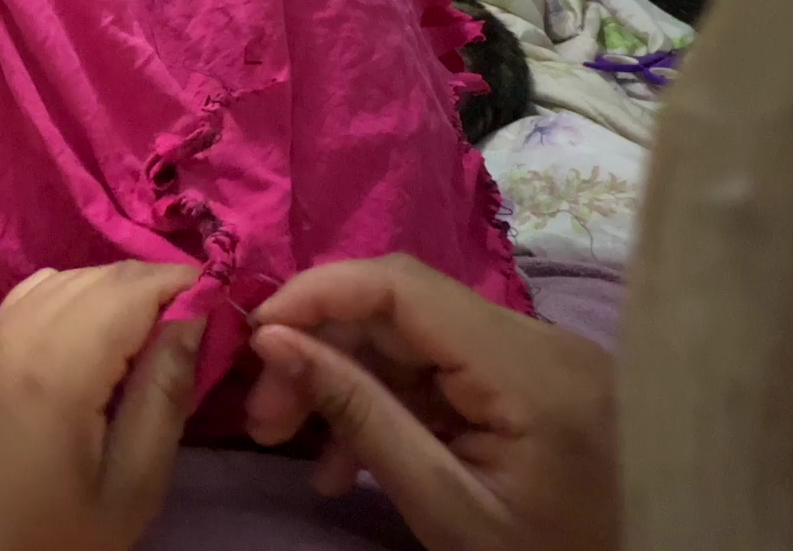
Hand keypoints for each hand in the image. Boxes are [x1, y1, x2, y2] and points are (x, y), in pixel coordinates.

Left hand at [0, 261, 205, 550]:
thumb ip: (165, 392)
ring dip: (121, 287)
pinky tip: (99, 327)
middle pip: (104, 275)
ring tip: (155, 328)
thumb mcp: (132, 482)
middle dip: (158, 285)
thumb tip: (195, 319)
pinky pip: (43, 285)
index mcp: (59, 364)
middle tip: (199, 322)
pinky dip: (81, 290)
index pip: (132, 289)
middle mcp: (23, 325)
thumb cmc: (56, 529)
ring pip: (75, 274)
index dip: (183, 284)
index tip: (223, 305)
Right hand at [244, 254, 617, 550]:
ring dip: (336, 377)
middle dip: (315, 349)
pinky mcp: (521, 376)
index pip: (398, 284)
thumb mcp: (444, 508)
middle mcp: (536, 340)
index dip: (314, 293)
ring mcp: (531, 355)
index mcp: (533, 371)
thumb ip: (356, 412)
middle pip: (389, 308)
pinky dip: (376, 396)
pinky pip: (426, 364)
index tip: (256, 335)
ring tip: (287, 436)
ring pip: (396, 333)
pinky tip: (344, 452)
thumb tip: (268, 337)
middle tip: (263, 411)